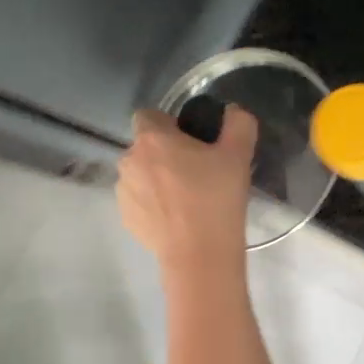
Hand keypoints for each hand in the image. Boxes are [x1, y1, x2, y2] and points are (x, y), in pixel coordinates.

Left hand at [117, 106, 257, 271]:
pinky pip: (140, 201)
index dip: (170, 125)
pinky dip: (155, 205)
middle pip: (146, 147)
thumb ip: (238, 124)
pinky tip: (179, 219)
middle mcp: (129, 159)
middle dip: (166, 155)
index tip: (193, 143)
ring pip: (141, 175)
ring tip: (189, 200)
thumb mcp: (239, 156)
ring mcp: (123, 190)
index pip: (149, 115)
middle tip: (199, 173)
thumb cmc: (218, 198)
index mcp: (153, 139)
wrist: (200, 252)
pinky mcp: (126, 217)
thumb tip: (233, 112)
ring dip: (158, 180)